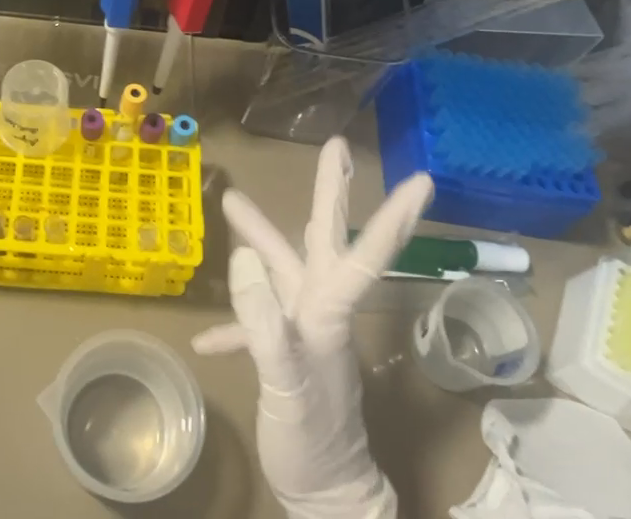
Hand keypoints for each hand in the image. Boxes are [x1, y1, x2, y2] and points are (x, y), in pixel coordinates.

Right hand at [192, 138, 433, 518]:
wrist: (322, 495)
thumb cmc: (312, 443)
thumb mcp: (286, 385)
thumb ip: (266, 324)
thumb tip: (246, 259)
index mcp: (328, 314)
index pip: (364, 256)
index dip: (391, 218)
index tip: (422, 180)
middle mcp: (320, 311)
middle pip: (327, 242)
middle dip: (330, 195)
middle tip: (334, 147)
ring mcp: (304, 331)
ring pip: (286, 270)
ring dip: (264, 238)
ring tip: (233, 202)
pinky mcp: (287, 357)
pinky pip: (259, 327)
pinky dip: (236, 324)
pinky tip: (208, 337)